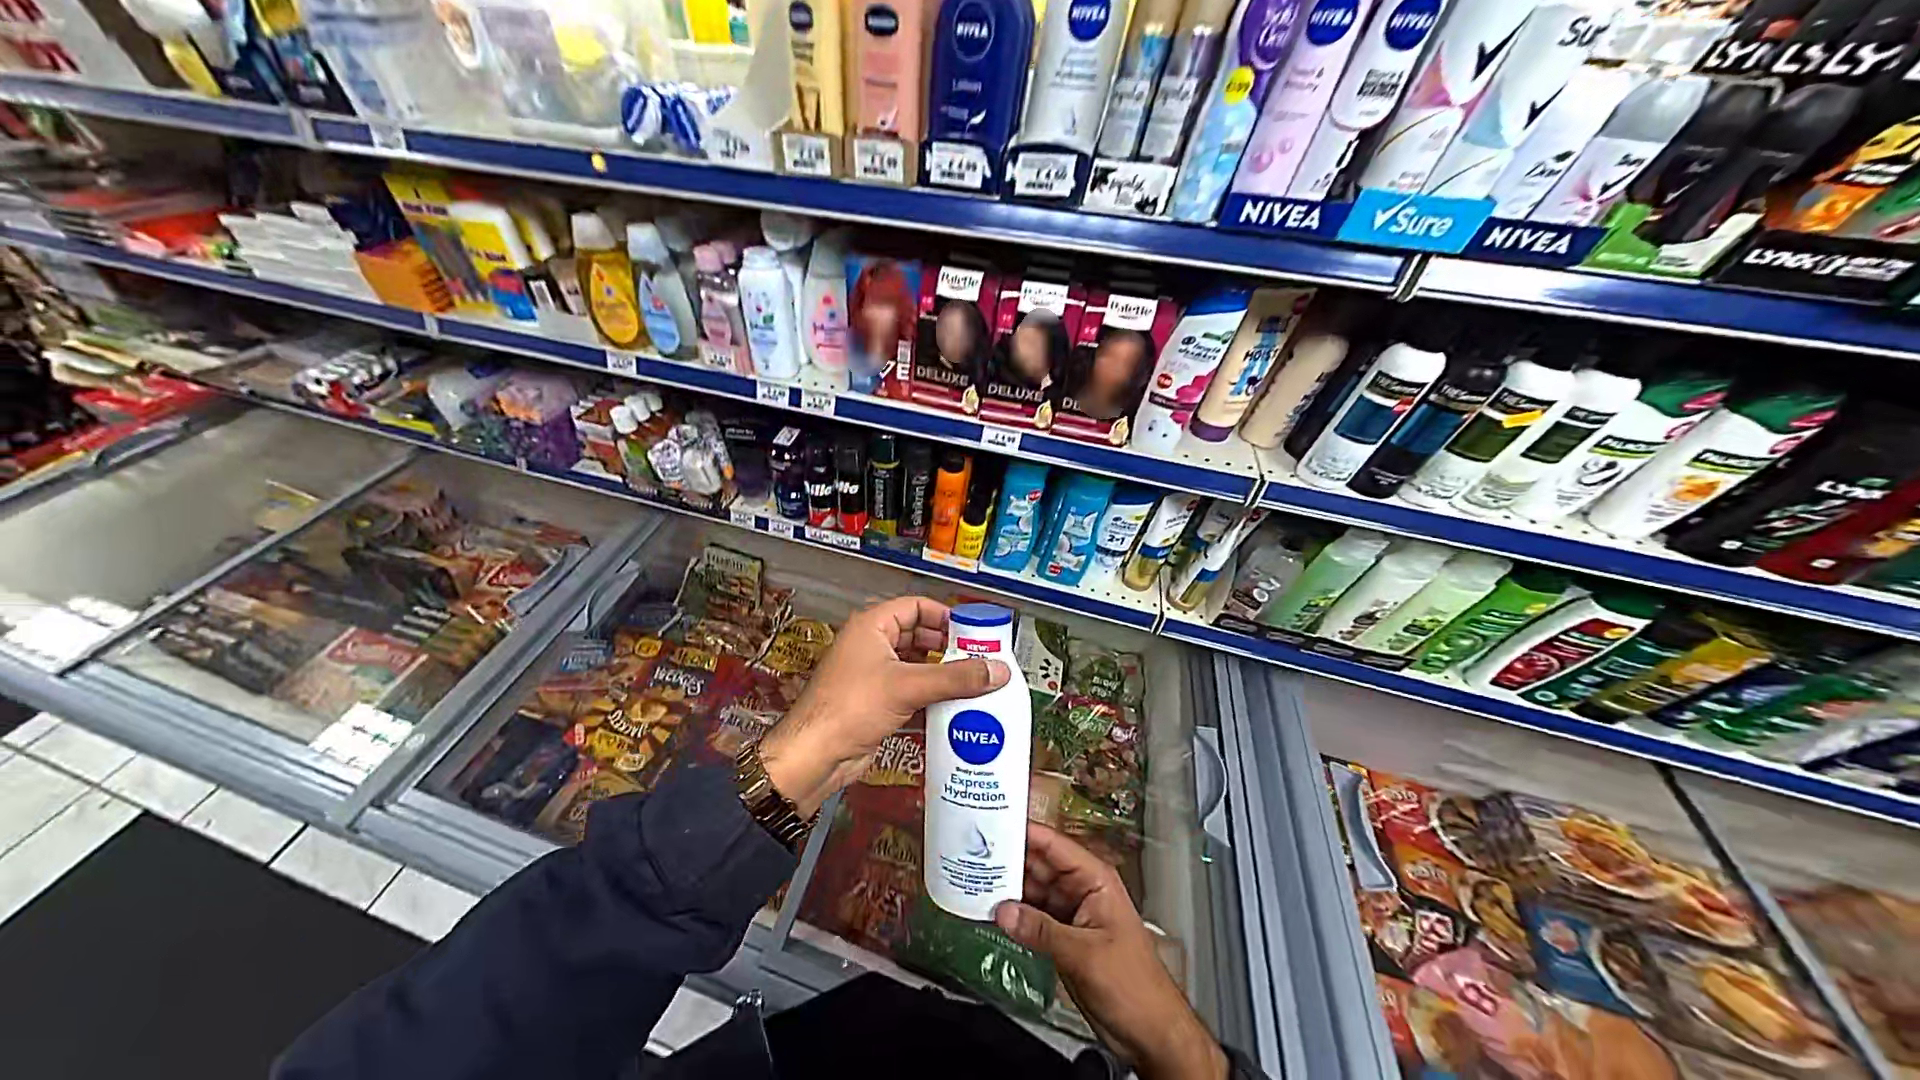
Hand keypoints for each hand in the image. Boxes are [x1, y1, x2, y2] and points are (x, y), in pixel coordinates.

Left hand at [759, 596, 1007, 815]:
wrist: (816, 755)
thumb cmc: (849, 708)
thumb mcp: (908, 686)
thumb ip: (956, 678)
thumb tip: (997, 671)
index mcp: (871, 626)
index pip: (915, 607)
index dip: (945, 616)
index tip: (972, 631)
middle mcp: (871, 645)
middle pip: (918, 636)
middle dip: (948, 647)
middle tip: (979, 659)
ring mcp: (872, 674)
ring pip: (916, 665)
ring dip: (942, 673)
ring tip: (973, 682)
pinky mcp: (876, 702)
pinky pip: (911, 690)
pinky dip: (931, 695)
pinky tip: (953, 706)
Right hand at [995, 824, 1227, 1079]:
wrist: (1150, 1032)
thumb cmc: (1133, 985)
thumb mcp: (1084, 953)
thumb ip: (1041, 930)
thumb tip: (1003, 911)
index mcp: (1094, 879)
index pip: (1054, 844)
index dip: (1024, 831)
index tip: (993, 821)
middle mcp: (1080, 889)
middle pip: (1038, 864)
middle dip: (1007, 858)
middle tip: (970, 851)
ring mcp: (1070, 912)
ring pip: (1031, 889)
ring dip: (1006, 887)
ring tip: (972, 877)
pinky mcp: (1061, 936)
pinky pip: (1031, 915)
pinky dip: (1013, 913)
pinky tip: (989, 910)